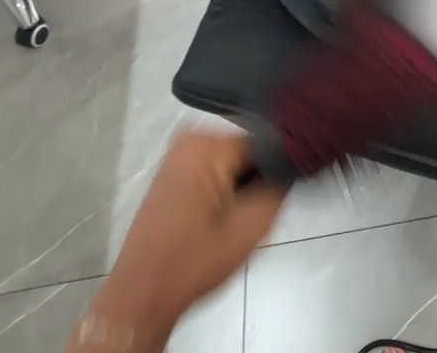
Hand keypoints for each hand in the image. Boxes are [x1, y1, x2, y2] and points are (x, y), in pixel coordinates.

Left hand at [70, 131, 283, 352]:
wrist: (141, 297)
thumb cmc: (194, 262)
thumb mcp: (252, 226)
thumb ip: (280, 186)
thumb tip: (295, 163)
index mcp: (206, 145)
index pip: (267, 139)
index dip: (284, 163)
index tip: (292, 186)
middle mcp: (190, 139)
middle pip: (249, 147)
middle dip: (262, 173)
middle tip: (266, 205)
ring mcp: (178, 155)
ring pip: (235, 159)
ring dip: (247, 181)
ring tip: (248, 211)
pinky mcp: (174, 171)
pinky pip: (216, 167)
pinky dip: (229, 184)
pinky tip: (230, 211)